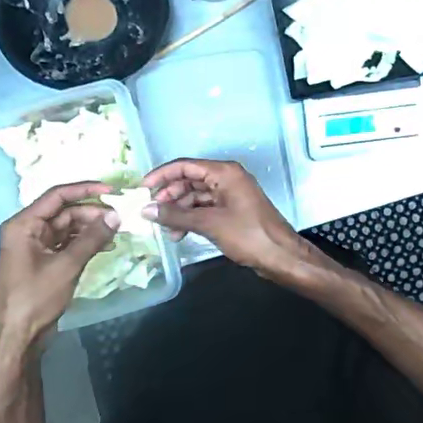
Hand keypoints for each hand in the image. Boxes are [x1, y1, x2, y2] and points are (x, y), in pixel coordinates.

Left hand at [0, 182, 119, 357]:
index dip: (85, 190)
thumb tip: (116, 216)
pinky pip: (65, 245)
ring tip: (116, 233)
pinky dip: (84, 244)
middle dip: (91, 213)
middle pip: (63, 212)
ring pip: (66, 229)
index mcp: (23, 225)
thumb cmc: (35, 297)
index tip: (112, 192)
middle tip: (119, 219)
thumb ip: (92, 238)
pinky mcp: (42, 263)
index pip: (57, 196)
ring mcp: (34, 248)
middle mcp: (26, 231)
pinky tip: (105, 247)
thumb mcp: (67, 265)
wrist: (16, 337)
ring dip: (90, 229)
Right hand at [142, 159, 318, 281]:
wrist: (281, 256)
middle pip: (189, 180)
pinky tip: (180, 233)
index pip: (185, 166)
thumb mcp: (209, 224)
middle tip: (152, 213)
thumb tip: (147, 210)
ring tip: (166, 229)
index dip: (161, 176)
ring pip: (196, 196)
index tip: (141, 189)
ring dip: (180, 211)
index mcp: (225, 173)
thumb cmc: (249, 235)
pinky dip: (192, 218)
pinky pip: (206, 208)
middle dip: (169, 196)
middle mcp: (227, 178)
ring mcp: (231, 195)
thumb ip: (176, 215)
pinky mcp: (233, 211)